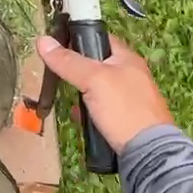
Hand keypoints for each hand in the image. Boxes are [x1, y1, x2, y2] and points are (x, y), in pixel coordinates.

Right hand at [38, 35, 174, 149]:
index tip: (58, 46)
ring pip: (97, 88)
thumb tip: (42, 41)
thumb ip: (68, 61)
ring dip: (82, 94)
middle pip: (95, 64)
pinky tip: (83, 118)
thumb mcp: (92, 80)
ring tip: (72, 101)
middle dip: (77, 71)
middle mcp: (131, 74)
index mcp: (127, 58)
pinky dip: (90, 111)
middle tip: (61, 76)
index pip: (99, 38)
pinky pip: (102, 108)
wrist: (150, 154)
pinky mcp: (127, 118)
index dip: (78, 38)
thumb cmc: (124, 109)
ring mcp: (130, 97)